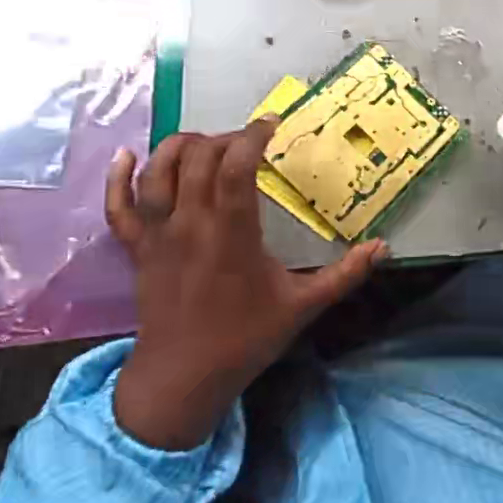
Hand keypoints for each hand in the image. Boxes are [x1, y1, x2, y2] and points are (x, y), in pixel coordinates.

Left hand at [104, 118, 388, 448]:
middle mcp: (190, 223)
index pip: (237, 165)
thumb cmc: (244, 339)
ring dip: (178, 146)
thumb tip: (384, 247)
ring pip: (158, 171)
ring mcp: (158, 233)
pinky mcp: (137, 248)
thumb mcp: (302, 307)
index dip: (252, 135)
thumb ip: (345, 275)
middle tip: (245, 144)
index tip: (269, 124)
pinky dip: (117, 179)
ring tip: (202, 143)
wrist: (183, 377)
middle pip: (198, 158)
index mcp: (231, 233)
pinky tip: (125, 155)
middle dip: (223, 138)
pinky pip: (118, 207)